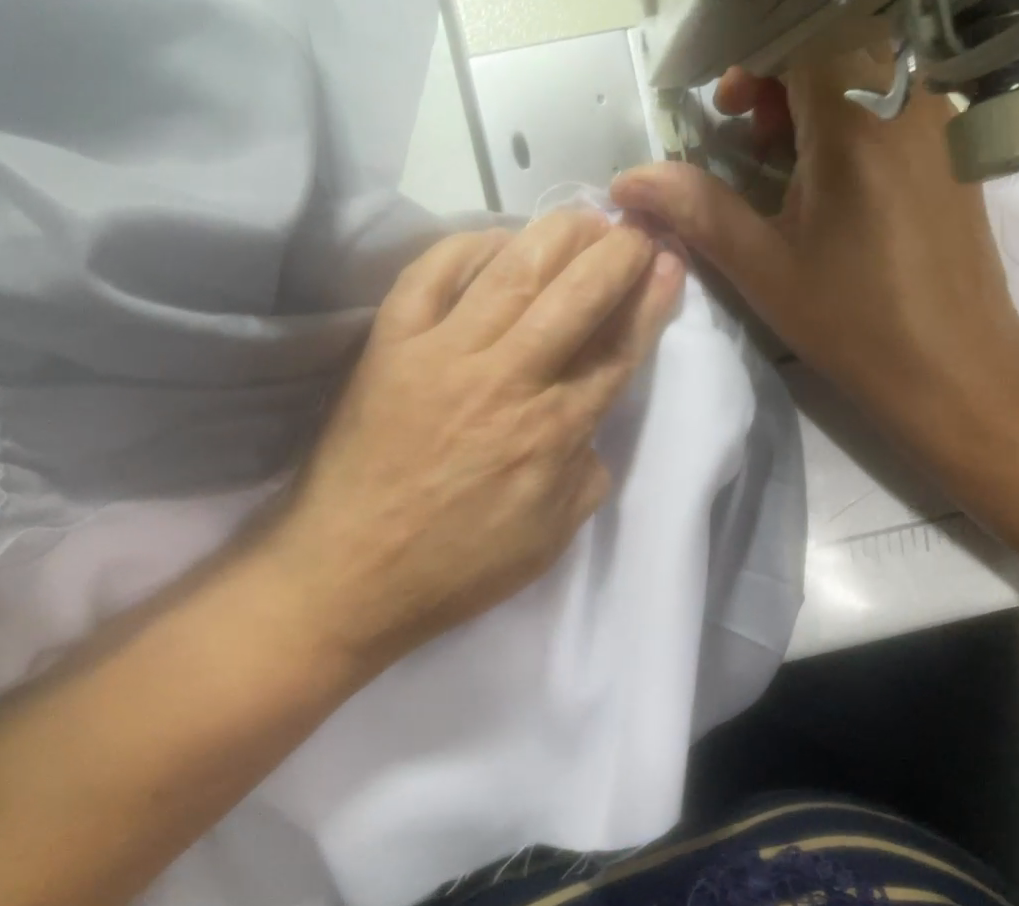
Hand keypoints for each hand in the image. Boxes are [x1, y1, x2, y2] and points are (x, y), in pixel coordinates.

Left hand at [261, 212, 685, 673]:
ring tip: (585, 219)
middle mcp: (507, 378)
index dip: (651, 301)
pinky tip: (499, 239)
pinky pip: (434, 273)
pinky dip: (472, 245)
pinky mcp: (390, 343)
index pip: (618, 350)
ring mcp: (444, 353)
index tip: (669, 264)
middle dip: (617, 253)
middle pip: (577, 295)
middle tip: (635, 233)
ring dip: (559, 233)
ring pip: (514, 269)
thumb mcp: (550, 540)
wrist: (349, 573)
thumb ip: (584, 476)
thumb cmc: (457, 568)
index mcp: (553, 433)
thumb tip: (588, 428)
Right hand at [612, 56, 1018, 406]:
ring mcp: (940, 121)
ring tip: (790, 165)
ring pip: (868, 69)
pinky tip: (837, 184)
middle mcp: (907, 98)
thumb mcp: (765, 269)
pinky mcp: (955, 150)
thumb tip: (628, 181)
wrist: (954, 367)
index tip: (725, 113)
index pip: (799, 34)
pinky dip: (855, 118)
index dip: (751, 59)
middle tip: (753, 140)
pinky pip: (897, 100)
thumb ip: (698, 210)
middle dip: (781, 76)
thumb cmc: (855, 323)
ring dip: (817, 98)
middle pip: (834, 42)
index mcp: (856, 117)